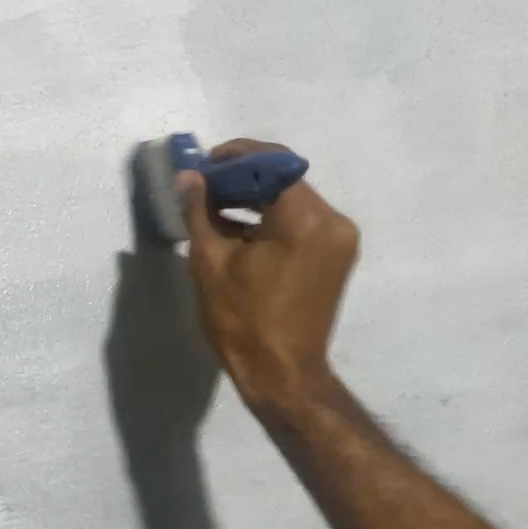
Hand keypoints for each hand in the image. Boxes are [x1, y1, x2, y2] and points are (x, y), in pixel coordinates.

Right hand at [177, 139, 359, 410]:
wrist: (281, 373)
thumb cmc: (241, 320)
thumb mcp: (209, 262)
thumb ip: (199, 211)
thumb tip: (188, 177)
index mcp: (304, 219)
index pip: (271, 162)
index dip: (233, 156)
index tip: (202, 166)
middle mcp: (332, 221)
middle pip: (283, 179)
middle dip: (240, 178)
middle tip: (201, 188)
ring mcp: (339, 239)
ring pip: (292, 200)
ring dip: (254, 199)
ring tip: (213, 211)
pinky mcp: (336, 256)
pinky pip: (301, 222)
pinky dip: (270, 219)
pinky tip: (236, 232)